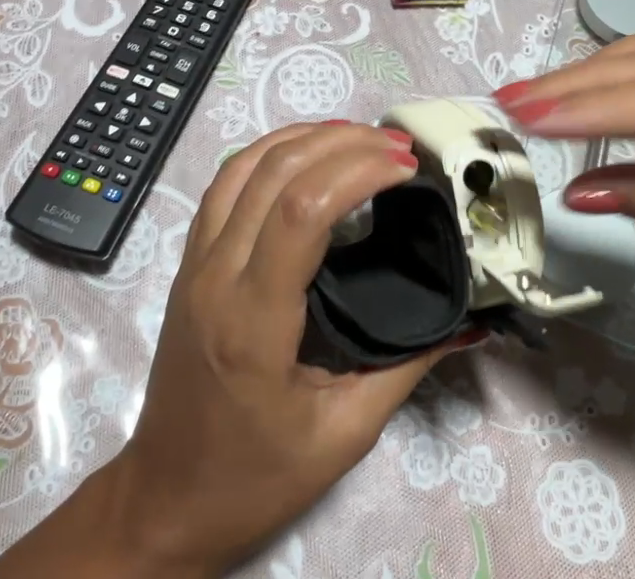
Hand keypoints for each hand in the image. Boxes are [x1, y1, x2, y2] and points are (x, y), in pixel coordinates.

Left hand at [103, 123, 463, 574]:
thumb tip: (467, 322)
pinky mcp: (187, 265)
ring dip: (300, 138)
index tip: (406, 167)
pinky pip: (223, 187)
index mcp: (253, 321)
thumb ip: (406, 366)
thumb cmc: (255, 475)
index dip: (358, 171)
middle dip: (340, 143)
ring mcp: (193, 266)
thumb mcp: (344, 433)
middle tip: (397, 147)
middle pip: (273, 173)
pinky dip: (266, 155)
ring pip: (241, 168)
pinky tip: (304, 155)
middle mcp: (215, 278)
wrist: (167, 497)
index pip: (302, 211)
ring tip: (359, 137)